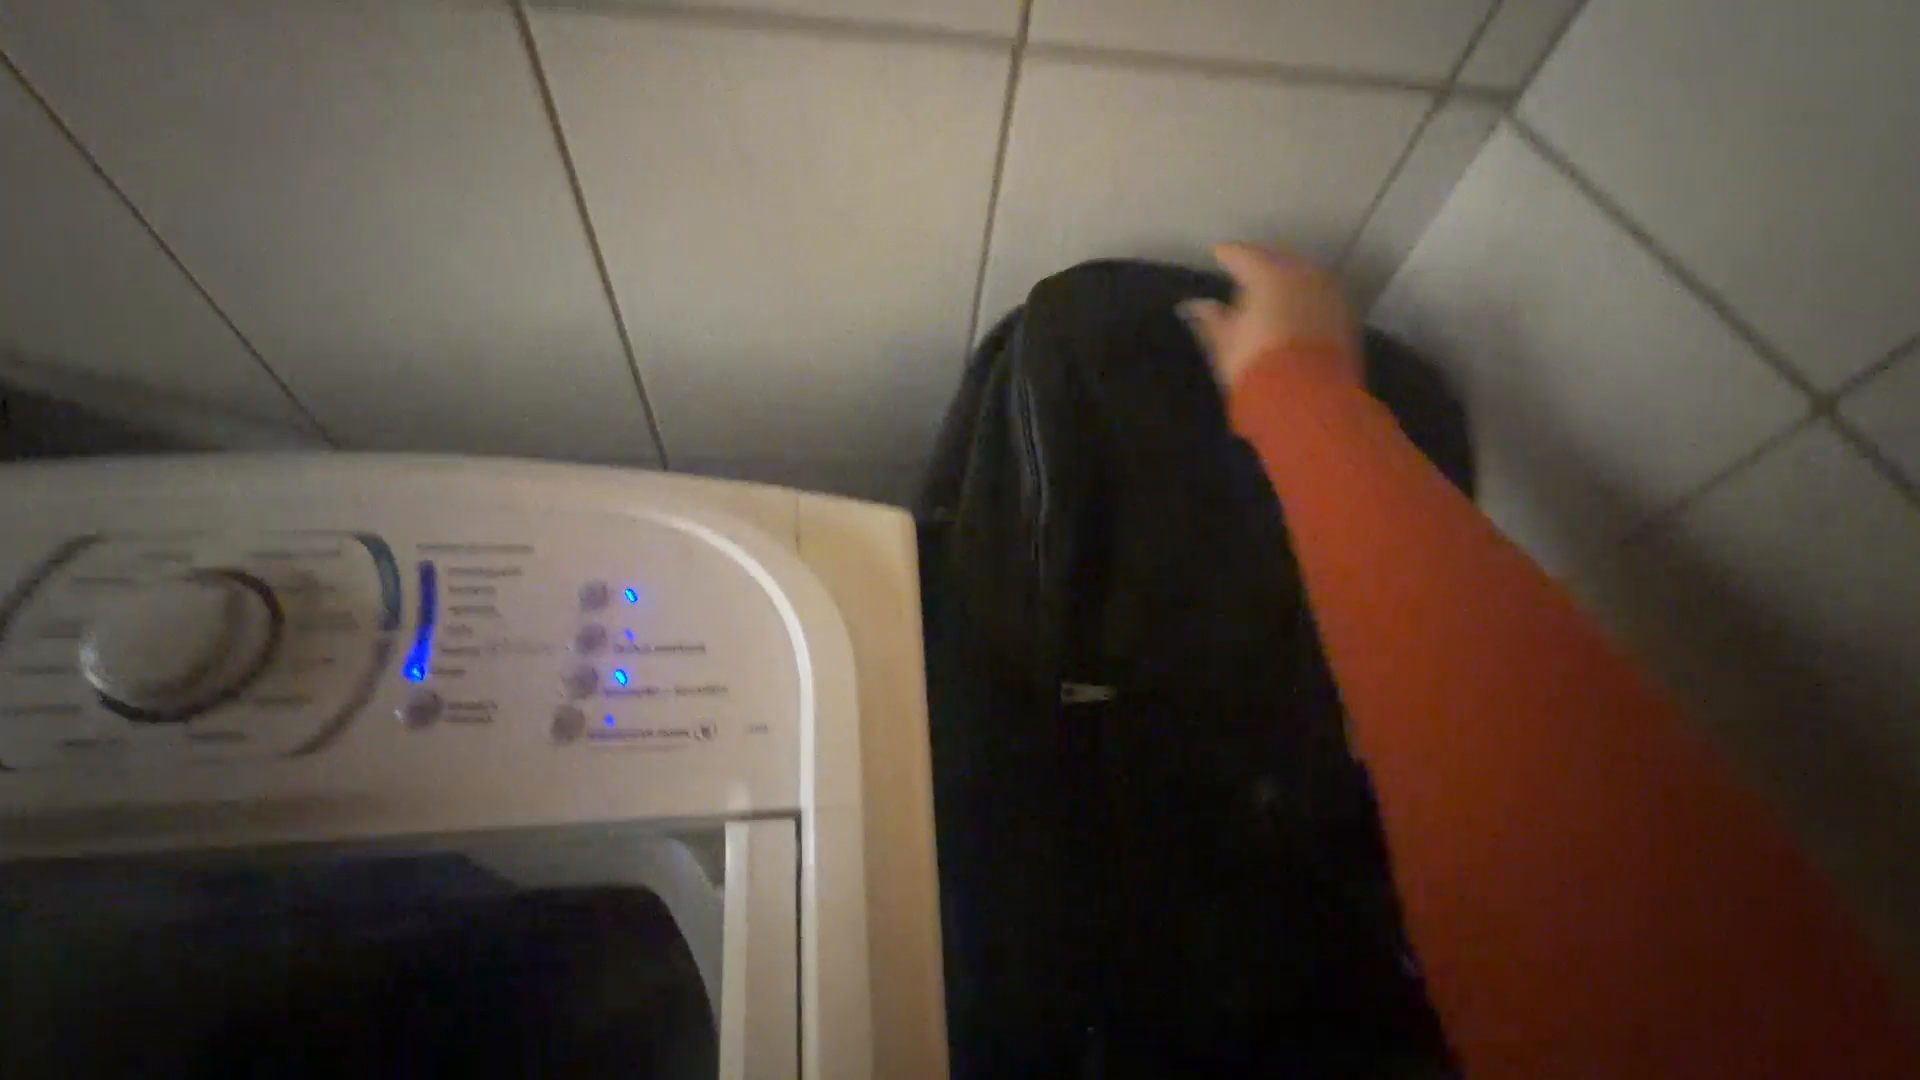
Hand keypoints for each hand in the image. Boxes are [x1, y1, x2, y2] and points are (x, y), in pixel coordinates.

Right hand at [1178, 243, 1362, 392]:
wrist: (1307, 399)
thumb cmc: (1256, 367)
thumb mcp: (1225, 345)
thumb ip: (1210, 320)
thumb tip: (1193, 306)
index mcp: (1268, 275)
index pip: (1243, 255)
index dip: (1227, 254)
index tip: (1217, 253)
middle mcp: (1303, 274)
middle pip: (1278, 259)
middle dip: (1261, 261)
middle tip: (1245, 268)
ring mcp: (1329, 293)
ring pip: (1304, 273)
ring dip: (1287, 276)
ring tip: (1272, 286)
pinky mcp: (1345, 315)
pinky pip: (1320, 293)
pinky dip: (1305, 295)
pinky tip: (1296, 306)